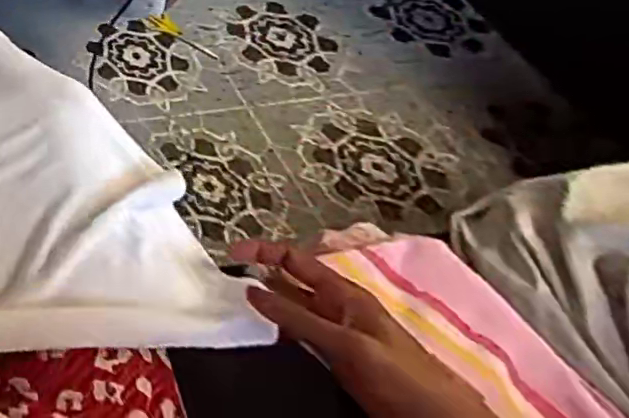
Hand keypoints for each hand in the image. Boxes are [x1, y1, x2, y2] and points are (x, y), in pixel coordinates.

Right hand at [229, 241, 494, 417]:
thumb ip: (300, 317)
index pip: (293, 259)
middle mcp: (336, 308)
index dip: (261, 251)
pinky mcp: (339, 365)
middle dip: (258, 280)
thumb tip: (250, 288)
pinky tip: (265, 345)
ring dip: (268, 311)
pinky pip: (301, 342)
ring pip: (292, 314)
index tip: (229, 255)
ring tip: (236, 315)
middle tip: (224, 287)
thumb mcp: (349, 344)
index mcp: (342, 292)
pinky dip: (280, 339)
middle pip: (289, 284)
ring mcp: (338, 337)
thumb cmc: (404, 377)